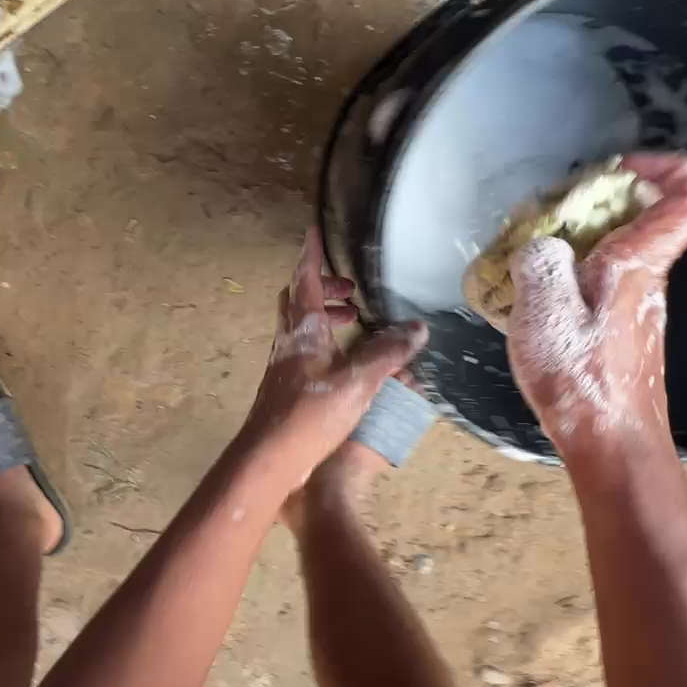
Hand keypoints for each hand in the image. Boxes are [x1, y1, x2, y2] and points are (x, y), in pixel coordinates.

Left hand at [239, 229, 427, 485]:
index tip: (314, 230)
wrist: (269, 456)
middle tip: (351, 289)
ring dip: (325, 315)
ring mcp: (284, 363)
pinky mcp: (285, 385)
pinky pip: (304, 349)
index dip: (311, 254)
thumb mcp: (358, 381)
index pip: (303, 279)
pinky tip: (344, 360)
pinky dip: (324, 341)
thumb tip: (417, 328)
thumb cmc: (309, 413)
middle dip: (322, 286)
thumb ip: (388, 353)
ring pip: (300, 326)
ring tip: (355, 321)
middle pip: (297, 299)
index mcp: (302, 330)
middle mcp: (288, 341)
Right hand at [506, 153, 686, 461]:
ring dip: (568, 241)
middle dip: (591, 203)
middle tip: (542, 215)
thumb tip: (541, 245)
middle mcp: (644, 277)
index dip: (667, 168)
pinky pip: (593, 279)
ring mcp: (630, 303)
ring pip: (612, 249)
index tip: (618, 171)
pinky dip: (561, 274)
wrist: (607, 439)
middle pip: (641, 216)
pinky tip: (524, 297)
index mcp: (638, 265)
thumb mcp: (545, 314)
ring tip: (520, 256)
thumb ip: (540, 264)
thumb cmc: (581, 378)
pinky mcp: (613, 326)